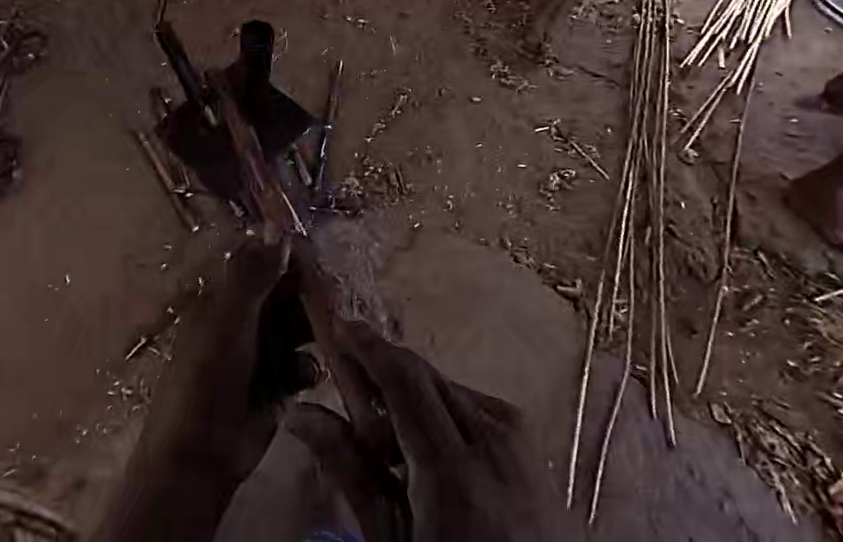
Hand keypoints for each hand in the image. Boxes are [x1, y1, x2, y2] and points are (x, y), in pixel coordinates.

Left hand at [95, 236, 315, 541]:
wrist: (200, 453)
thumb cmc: (207, 376)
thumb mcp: (228, 318)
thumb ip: (253, 275)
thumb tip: (276, 229)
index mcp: (222, 295)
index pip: (259, 261)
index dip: (286, 256)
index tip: (316, 256)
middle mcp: (242, 317)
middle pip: (283, 292)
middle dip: (308, 294)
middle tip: (334, 299)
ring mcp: (259, 351)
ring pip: (296, 326)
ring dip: (313, 329)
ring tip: (332, 334)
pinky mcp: (276, 383)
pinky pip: (301, 363)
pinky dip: (306, 366)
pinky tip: (307, 374)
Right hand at [286, 322, 555, 541]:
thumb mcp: (393, 541)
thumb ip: (350, 471)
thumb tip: (302, 414)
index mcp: (454, 471)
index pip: (404, 378)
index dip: (368, 345)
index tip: (338, 323)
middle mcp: (495, 446)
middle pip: (428, 378)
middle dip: (386, 373)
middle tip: (351, 394)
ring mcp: (526, 453)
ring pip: (455, 392)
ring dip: (416, 397)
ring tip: (394, 443)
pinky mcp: (541, 462)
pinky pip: (484, 413)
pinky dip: (448, 415)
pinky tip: (435, 452)